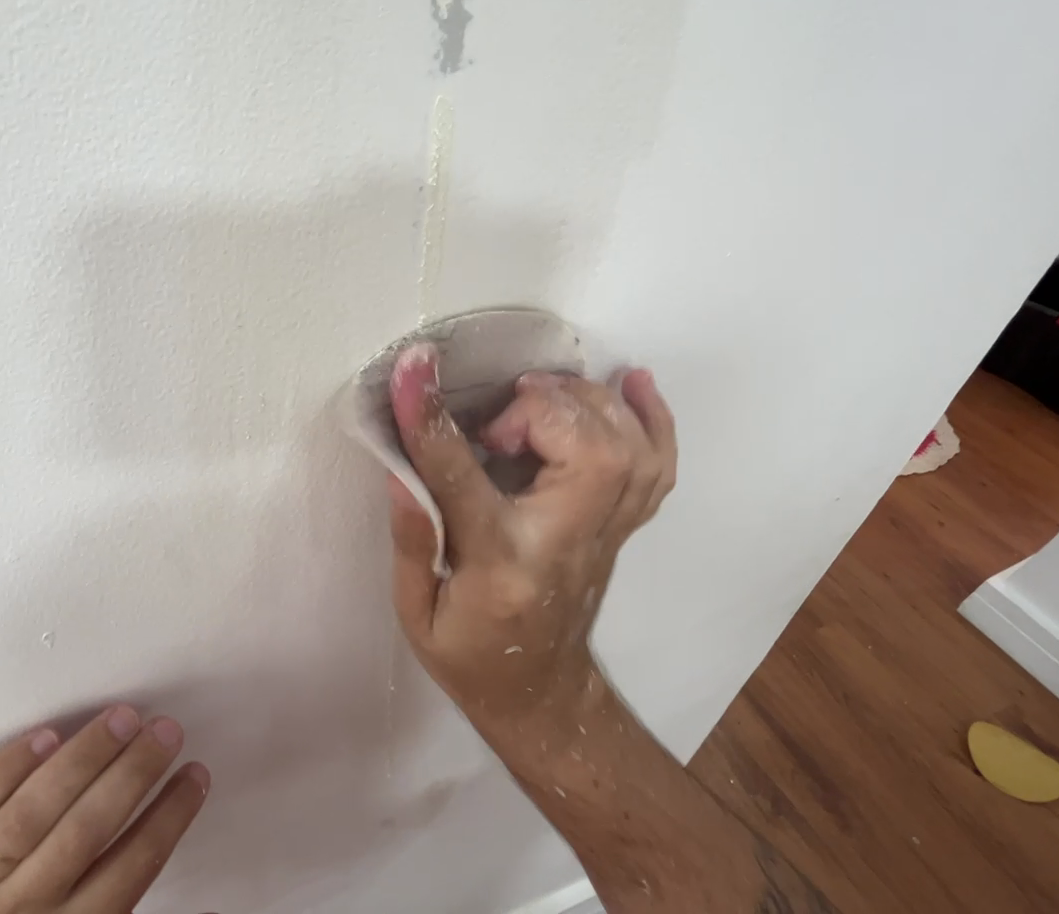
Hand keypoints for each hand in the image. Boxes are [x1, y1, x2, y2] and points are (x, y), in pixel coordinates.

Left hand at [0, 705, 209, 913]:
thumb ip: (117, 884)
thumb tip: (193, 859)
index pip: (131, 870)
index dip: (169, 818)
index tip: (196, 772)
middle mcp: (23, 909)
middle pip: (84, 834)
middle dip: (132, 775)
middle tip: (165, 730)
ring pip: (31, 814)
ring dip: (84, 759)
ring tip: (122, 718)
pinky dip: (11, 768)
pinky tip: (49, 735)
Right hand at [386, 344, 676, 724]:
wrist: (541, 695)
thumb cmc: (466, 656)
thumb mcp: (416, 612)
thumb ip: (412, 539)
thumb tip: (399, 466)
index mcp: (499, 565)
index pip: (462, 478)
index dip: (432, 417)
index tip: (414, 363)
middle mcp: (565, 543)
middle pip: (590, 455)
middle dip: (542, 409)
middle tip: (498, 421)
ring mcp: (606, 534)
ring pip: (630, 450)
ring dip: (584, 404)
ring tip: (537, 401)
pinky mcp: (624, 527)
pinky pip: (659, 465)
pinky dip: (651, 417)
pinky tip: (630, 383)